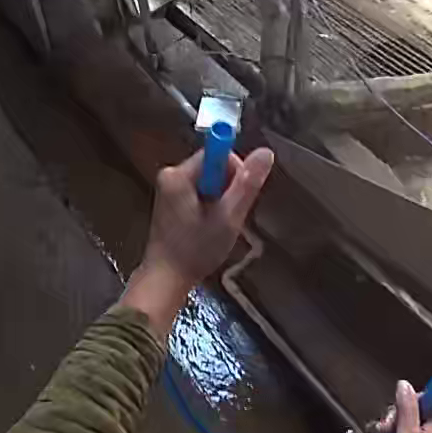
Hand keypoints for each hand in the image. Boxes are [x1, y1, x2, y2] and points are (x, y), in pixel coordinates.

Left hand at [118, 144, 274, 337]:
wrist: (166, 280)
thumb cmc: (195, 250)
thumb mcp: (228, 218)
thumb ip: (247, 184)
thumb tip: (265, 152)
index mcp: (179, 174)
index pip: (219, 153)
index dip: (236, 174)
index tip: (236, 200)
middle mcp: (170, 175)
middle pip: (214, 167)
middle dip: (228, 190)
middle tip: (227, 218)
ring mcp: (169, 189)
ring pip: (209, 182)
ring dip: (220, 201)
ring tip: (217, 226)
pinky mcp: (171, 202)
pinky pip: (200, 193)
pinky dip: (210, 208)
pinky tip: (208, 228)